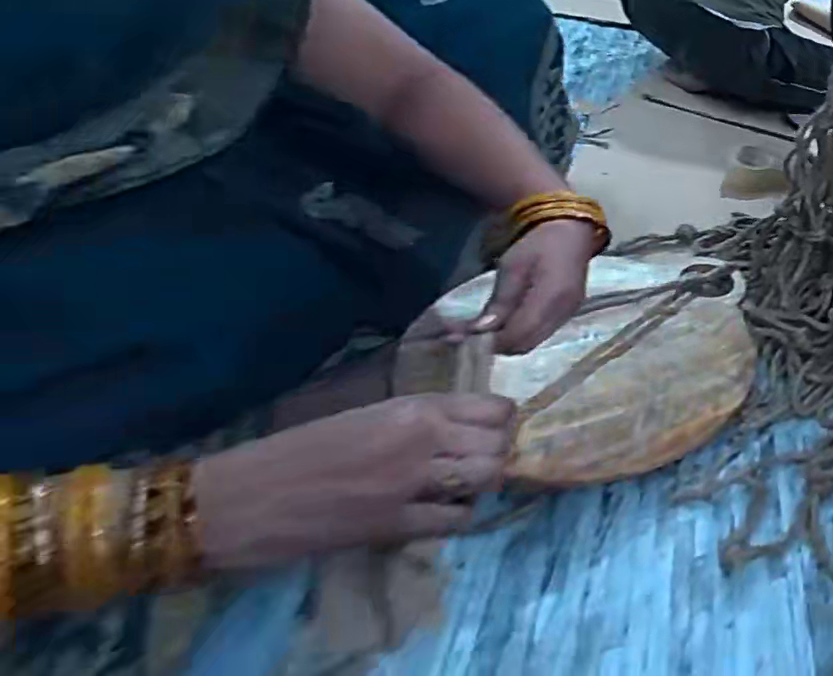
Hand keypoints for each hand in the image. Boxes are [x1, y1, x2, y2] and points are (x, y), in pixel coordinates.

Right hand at [195, 393, 513, 569]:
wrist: (230, 499)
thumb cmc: (299, 449)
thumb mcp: (376, 413)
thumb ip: (427, 416)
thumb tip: (471, 425)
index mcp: (419, 407)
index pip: (498, 408)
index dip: (502, 421)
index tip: (492, 431)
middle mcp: (424, 438)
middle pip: (498, 443)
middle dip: (497, 452)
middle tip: (478, 461)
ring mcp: (410, 482)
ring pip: (486, 477)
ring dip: (483, 483)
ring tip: (463, 486)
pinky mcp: (390, 524)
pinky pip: (455, 519)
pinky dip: (459, 516)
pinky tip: (442, 512)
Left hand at [479, 218, 597, 353]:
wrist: (572, 232)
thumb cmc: (539, 245)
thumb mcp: (513, 266)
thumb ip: (500, 301)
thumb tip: (479, 331)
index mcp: (551, 297)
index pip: (517, 334)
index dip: (488, 342)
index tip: (459, 337)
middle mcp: (564, 311)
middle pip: (525, 344)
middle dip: (495, 344)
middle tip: (467, 335)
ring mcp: (569, 312)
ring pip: (533, 341)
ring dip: (507, 341)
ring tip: (484, 329)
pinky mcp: (569, 312)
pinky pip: (541, 333)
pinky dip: (521, 334)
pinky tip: (507, 322)